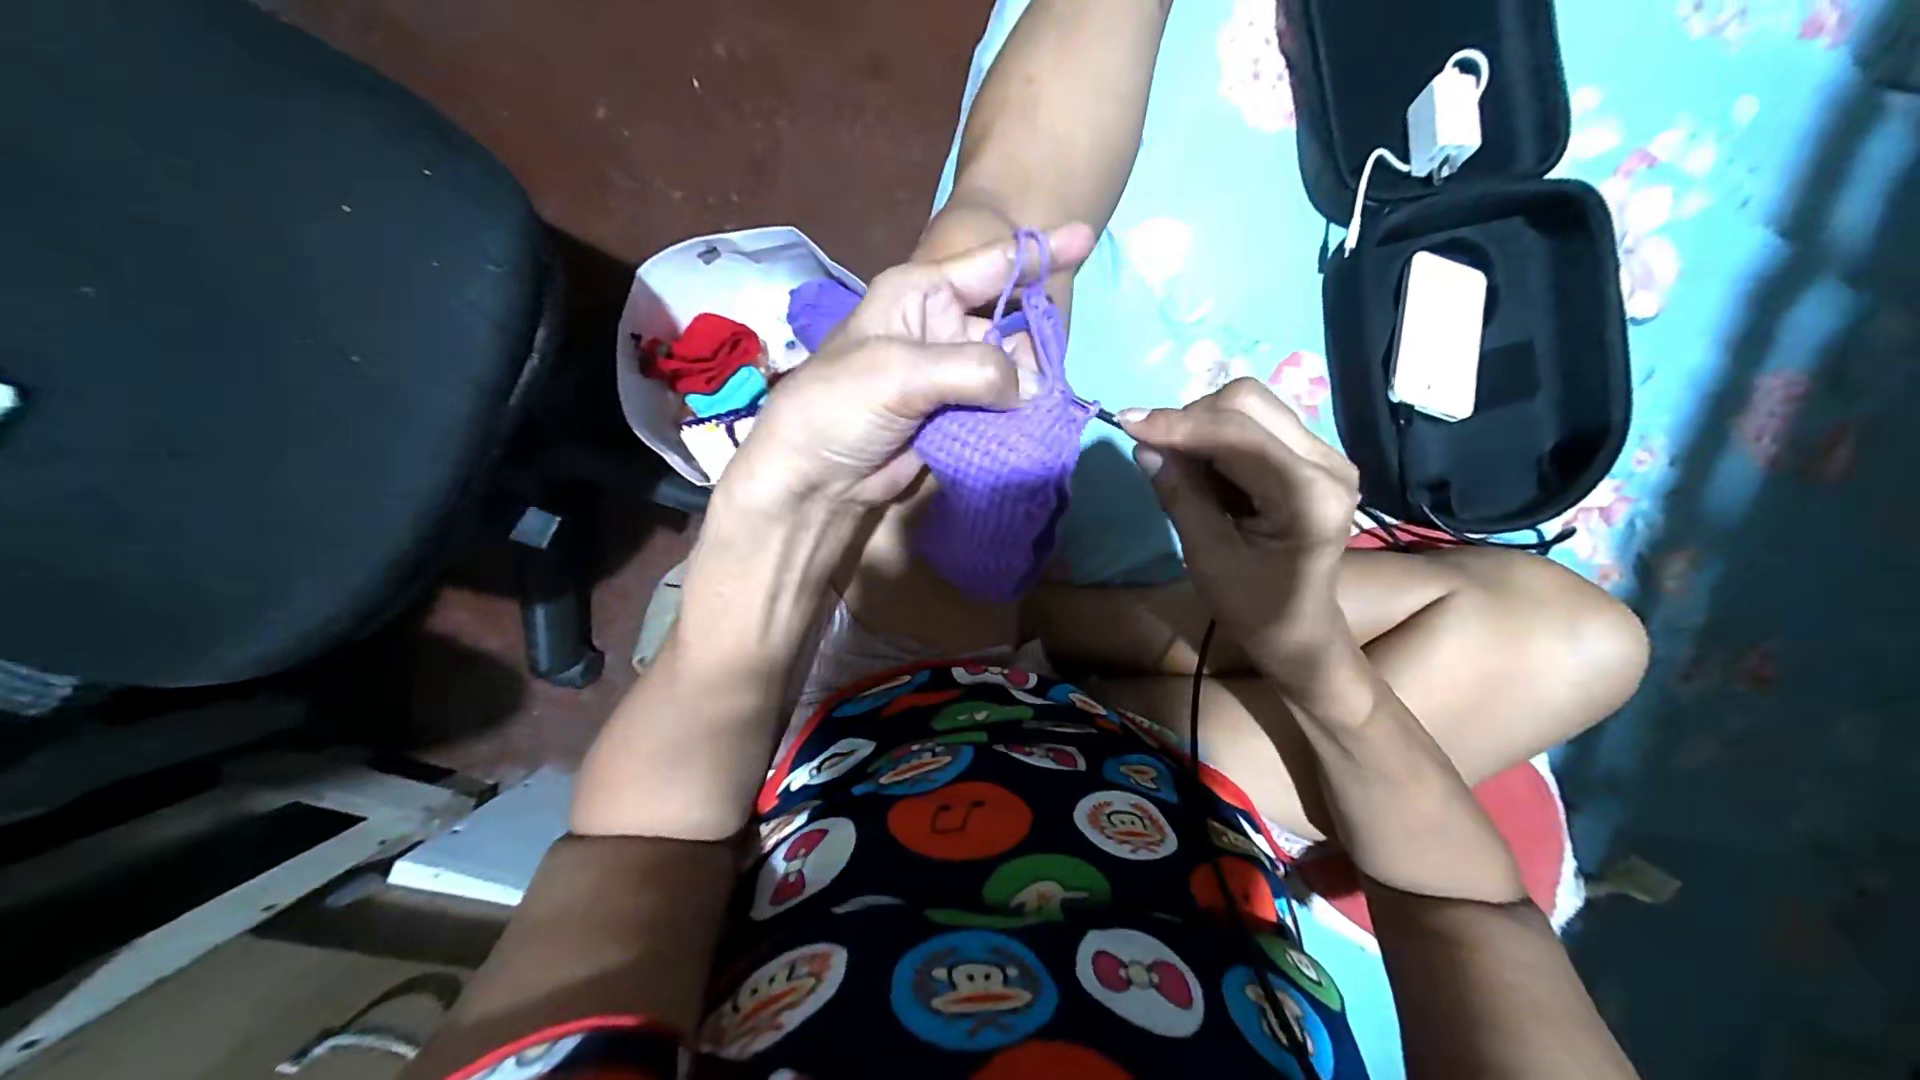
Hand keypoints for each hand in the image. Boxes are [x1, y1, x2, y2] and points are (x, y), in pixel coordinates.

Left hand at [720, 224, 1097, 512]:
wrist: (814, 476)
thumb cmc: (840, 406)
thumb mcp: (899, 372)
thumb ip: (973, 370)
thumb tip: (1034, 388)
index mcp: (920, 294)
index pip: (990, 264)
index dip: (1038, 253)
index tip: (1088, 238)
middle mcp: (939, 326)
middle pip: (1008, 324)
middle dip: (1032, 348)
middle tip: (1036, 384)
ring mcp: (947, 373)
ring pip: (1009, 371)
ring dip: (1026, 388)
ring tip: (1033, 410)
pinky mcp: (953, 414)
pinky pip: (998, 407)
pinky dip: (1015, 416)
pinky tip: (1027, 426)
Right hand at [1121, 378, 1362, 674]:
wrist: (1297, 629)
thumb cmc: (1252, 605)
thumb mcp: (1207, 556)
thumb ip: (1180, 494)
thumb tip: (1144, 445)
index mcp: (1307, 493)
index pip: (1236, 434)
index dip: (1178, 423)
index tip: (1126, 422)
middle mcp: (1328, 462)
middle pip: (1249, 401)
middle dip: (1192, 419)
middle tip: (1157, 451)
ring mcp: (1325, 455)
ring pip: (1252, 406)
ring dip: (1204, 427)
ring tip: (1182, 467)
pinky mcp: (1313, 457)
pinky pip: (1257, 424)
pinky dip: (1219, 438)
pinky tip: (1207, 472)